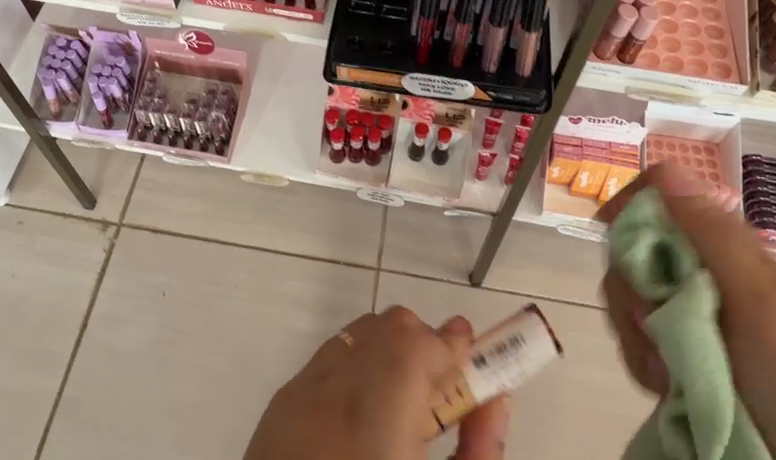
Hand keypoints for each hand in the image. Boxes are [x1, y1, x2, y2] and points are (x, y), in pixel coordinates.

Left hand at [244, 306, 512, 459]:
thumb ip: (479, 449)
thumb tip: (496, 402)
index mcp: (382, 415)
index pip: (423, 344)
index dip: (454, 344)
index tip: (472, 357)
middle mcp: (338, 390)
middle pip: (390, 328)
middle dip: (424, 344)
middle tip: (443, 388)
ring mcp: (302, 392)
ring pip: (357, 335)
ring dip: (389, 351)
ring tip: (402, 402)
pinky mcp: (279, 405)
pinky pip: (328, 360)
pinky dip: (355, 368)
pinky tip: (362, 414)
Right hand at [598, 165, 775, 459]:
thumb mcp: (761, 302)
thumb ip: (714, 237)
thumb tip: (666, 170)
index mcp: (732, 254)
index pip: (671, 199)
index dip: (635, 203)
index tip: (606, 225)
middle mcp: (706, 278)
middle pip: (637, 248)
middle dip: (630, 284)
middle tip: (649, 319)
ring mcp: (690, 320)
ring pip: (629, 295)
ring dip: (634, 330)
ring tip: (663, 369)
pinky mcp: (676, 359)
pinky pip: (634, 339)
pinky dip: (639, 360)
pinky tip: (663, 386)